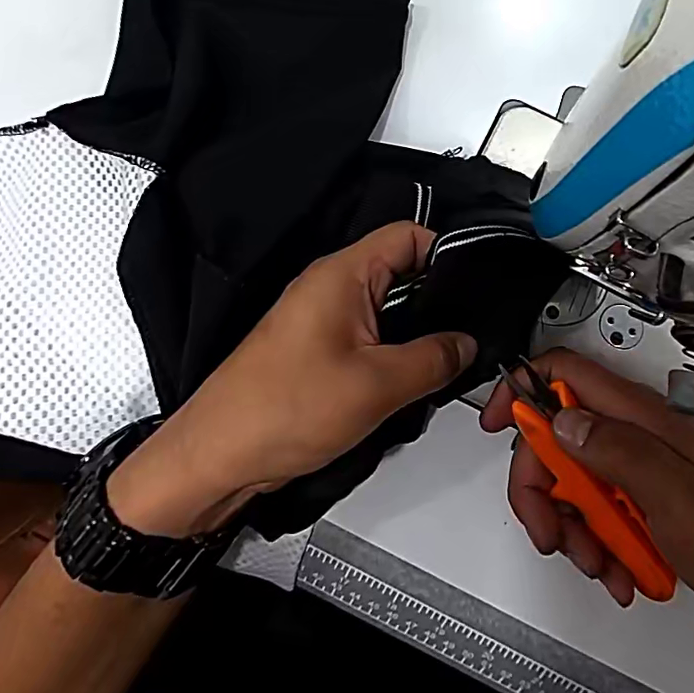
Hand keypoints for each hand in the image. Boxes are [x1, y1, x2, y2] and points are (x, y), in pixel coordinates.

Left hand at [109, 222, 476, 535]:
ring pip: (389, 310)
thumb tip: (464, 345)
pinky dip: (393, 356)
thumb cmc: (276, 411)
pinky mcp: (320, 350)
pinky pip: (370, 338)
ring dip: (414, 336)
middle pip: (402, 272)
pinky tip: (404, 385)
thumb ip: (434, 359)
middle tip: (460, 334)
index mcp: (341, 275)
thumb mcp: (378, 384)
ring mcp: (323, 319)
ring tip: (435, 365)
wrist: (219, 458)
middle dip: (436, 302)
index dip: (446, 250)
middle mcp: (329, 288)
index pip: (407, 234)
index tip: (473, 283)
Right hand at [480, 348, 693, 623]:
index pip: (563, 372)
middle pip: (555, 435)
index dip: (522, 389)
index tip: (497, 422)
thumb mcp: (676, 495)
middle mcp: (633, 431)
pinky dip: (596, 539)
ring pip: (571, 477)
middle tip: (554, 529)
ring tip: (601, 561)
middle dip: (543, 485)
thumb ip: (615, 450)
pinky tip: (618, 565)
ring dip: (572, 524)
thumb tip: (562, 420)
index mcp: (638, 417)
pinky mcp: (641, 490)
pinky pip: (596, 506)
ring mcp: (636, 461)